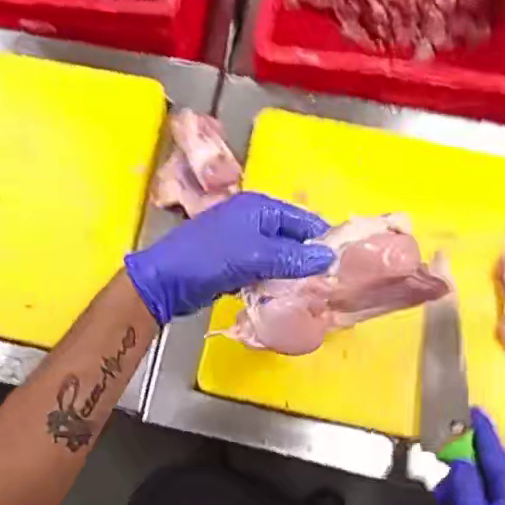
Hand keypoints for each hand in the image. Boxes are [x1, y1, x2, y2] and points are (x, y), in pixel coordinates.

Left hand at [122, 192, 335, 324]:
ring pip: (276, 258)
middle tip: (325, 283)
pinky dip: (269, 282)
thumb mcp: (255, 256)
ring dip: (288, 275)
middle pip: (291, 239)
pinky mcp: (231, 265)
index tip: (340, 264)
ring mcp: (239, 242)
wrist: (164, 282)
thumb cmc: (208, 260)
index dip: (321, 241)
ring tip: (306, 293)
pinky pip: (260, 271)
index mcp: (260, 207)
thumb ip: (292, 257)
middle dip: (306, 260)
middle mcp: (252, 220)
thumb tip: (327, 258)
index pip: (304, 220)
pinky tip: (279, 297)